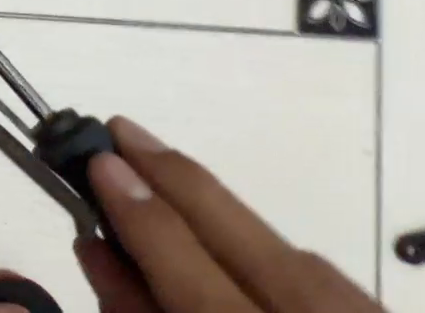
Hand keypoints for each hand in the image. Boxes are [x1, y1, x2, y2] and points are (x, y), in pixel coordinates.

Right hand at [78, 117, 381, 312]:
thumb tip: (93, 243)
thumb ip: (131, 311)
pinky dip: (272, 255)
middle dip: (181, 181)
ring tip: (162, 167)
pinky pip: (331, 289)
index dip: (140, 212)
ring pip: (302, 263)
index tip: (99, 157)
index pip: (190, 276)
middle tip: (120, 128)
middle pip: (257, 251)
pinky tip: (233, 240)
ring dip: (224, 211)